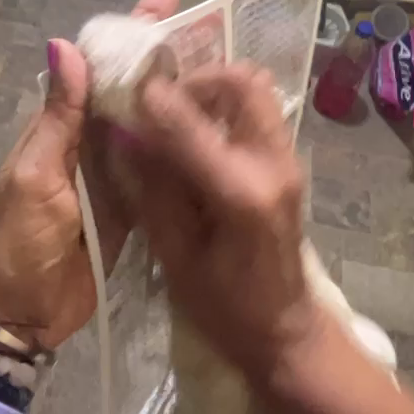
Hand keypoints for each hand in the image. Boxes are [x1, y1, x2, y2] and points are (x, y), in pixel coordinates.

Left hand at [0, 0, 180, 349]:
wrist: (23, 311)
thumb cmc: (20, 239)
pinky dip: (180, 141)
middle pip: (130, 86)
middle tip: (207, 21)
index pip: (98, 65)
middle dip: (163, 52)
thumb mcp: (35, 175)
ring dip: (178, 92)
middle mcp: (90, 138)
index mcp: (62, 124)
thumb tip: (65, 45)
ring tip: (222, 61)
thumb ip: (58, 118)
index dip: (129, 32)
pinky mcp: (134, 202)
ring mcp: (114, 171)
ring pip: (149, 121)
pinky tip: (211, 124)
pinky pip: (158, 163)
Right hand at [124, 65, 326, 380]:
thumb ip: (153, 188)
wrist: (286, 333)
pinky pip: (258, 109)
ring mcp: (287, 159)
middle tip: (163, 101)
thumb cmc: (224, 308)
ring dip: (213, 89)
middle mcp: (273, 164)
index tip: (127, 90)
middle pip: (242, 82)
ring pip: (254, 89)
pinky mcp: (288, 161)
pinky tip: (197, 132)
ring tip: (178, 114)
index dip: (155, 99)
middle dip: (196, 80)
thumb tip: (125, 131)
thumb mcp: (175, 255)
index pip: (192, 124)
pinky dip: (226, 104)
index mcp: (242, 194)